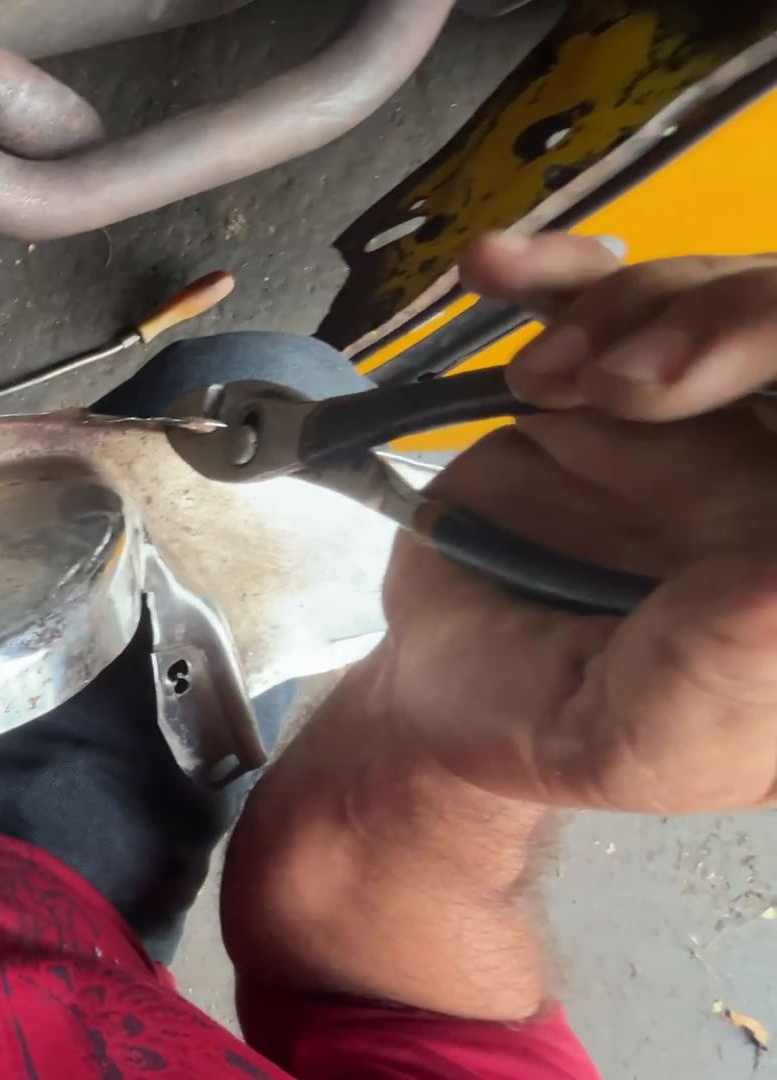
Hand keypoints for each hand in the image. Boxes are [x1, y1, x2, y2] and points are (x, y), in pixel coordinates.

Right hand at [365, 237, 776, 813]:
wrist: (437, 681)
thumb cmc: (541, 725)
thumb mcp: (643, 734)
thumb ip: (736, 662)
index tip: (714, 391)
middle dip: (753, 321)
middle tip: (641, 380)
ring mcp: (702, 423)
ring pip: (722, 296)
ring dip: (633, 310)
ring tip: (543, 386)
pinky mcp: (592, 398)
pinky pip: (598, 299)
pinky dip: (558, 271)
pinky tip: (502, 271)